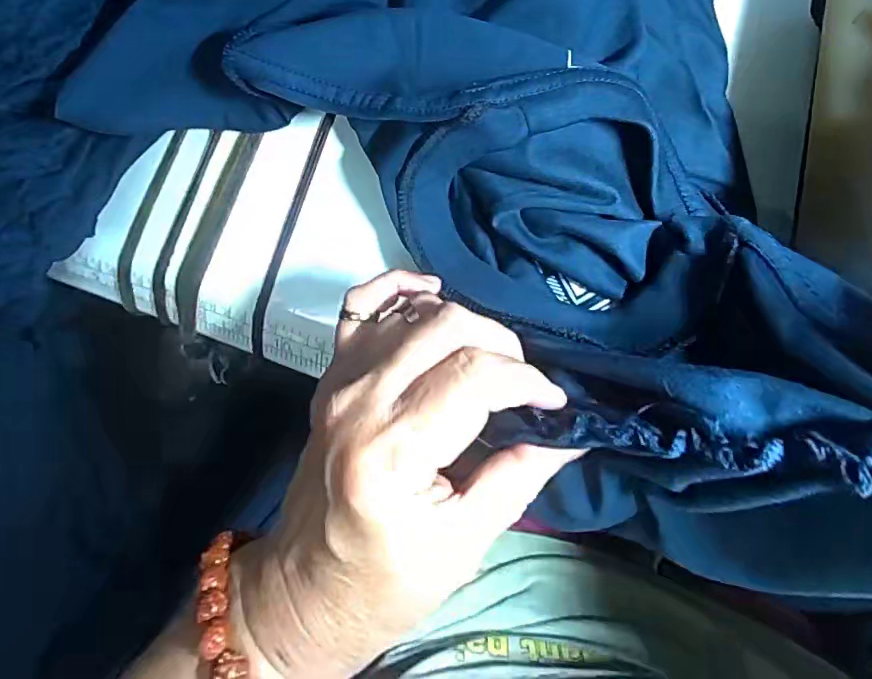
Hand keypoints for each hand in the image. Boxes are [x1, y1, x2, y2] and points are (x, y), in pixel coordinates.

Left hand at [232, 270, 583, 678]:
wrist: (304, 585)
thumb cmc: (383, 581)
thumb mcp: (462, 546)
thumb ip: (517, 478)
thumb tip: (566, 434)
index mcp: (392, 449)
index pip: (473, 376)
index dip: (526, 381)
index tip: (553, 402)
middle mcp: (361, 398)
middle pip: (447, 327)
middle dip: (500, 345)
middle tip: (521, 383)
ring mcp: (341, 377)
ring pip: (414, 310)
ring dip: (463, 322)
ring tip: (485, 360)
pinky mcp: (332, 371)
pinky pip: (361, 303)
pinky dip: (399, 286)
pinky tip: (429, 293)